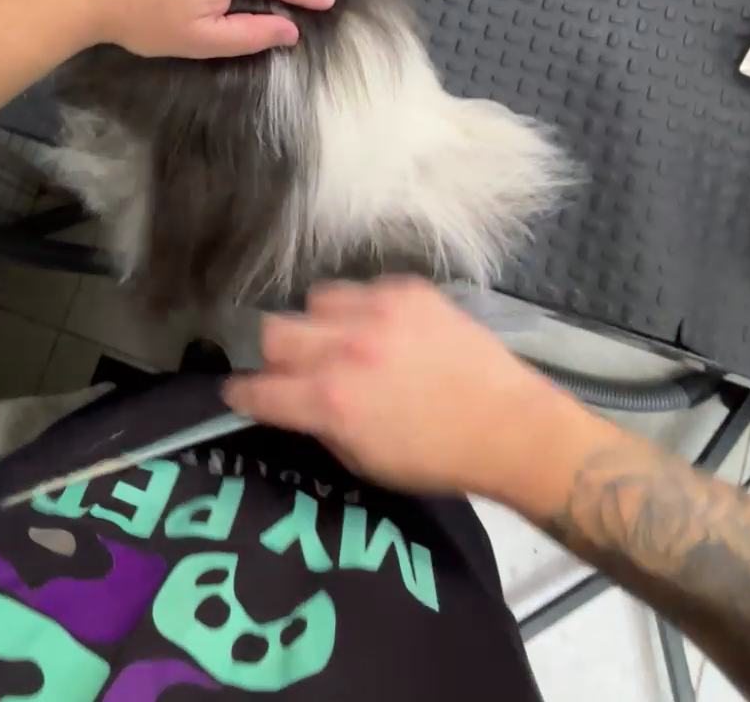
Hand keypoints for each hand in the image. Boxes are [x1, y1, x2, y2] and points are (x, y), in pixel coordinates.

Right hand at [224, 278, 583, 494]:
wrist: (510, 428)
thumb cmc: (436, 458)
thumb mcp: (363, 461)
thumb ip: (318, 425)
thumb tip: (291, 401)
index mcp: (331, 401)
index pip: (258, 389)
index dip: (241, 394)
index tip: (240, 393)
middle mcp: (345, 349)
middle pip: (273, 330)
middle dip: (277, 354)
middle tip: (299, 368)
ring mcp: (377, 312)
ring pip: (315, 300)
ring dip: (321, 324)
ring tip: (347, 340)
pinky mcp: (407, 290)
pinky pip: (361, 288)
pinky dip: (363, 310)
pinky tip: (386, 331)